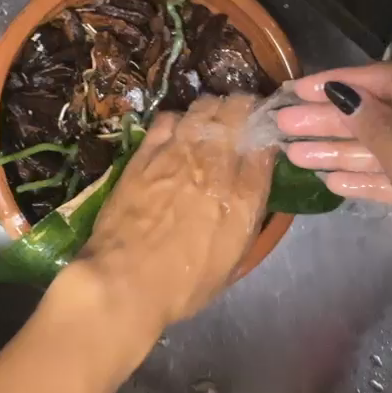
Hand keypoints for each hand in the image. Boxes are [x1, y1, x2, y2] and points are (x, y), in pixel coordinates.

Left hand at [62, 95, 275, 336]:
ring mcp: (177, 155)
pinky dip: (178, 119)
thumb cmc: (183, 284)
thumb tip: (253, 181)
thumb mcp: (232, 257)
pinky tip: (177, 128)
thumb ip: (247, 212)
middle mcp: (215, 166)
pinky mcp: (145, 154)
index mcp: (244, 197)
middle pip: (236, 115)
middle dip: (243, 109)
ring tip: (211, 116)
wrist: (125, 281)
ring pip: (203, 109)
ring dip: (212, 108)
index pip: (264, 146)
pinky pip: (167, 119)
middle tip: (240, 115)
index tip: (263, 134)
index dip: (266, 134)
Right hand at [276, 63, 391, 321]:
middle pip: (391, 114)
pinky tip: (334, 181)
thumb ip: (381, 136)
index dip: (344, 83)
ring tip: (296, 154)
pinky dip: (375, 177)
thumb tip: (344, 96)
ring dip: (348, 152)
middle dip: (337, 121)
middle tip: (286, 125)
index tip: (300, 89)